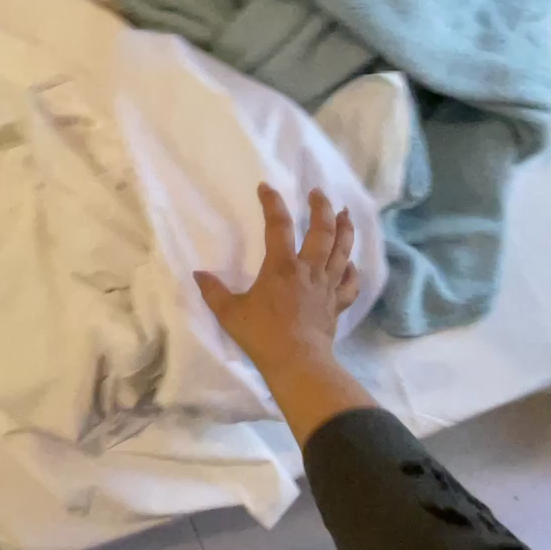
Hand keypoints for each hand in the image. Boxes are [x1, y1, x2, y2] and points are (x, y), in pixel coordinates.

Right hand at [194, 184, 375, 442]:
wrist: (297, 362)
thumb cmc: (261, 335)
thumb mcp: (229, 313)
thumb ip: (213, 292)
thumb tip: (198, 274)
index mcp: (281, 267)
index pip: (278, 226)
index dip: (272, 203)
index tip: (266, 187)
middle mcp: (308, 270)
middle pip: (322, 231)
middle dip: (320, 208)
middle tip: (318, 193)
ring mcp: (326, 287)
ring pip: (342, 251)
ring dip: (345, 230)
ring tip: (345, 214)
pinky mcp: (336, 305)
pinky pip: (349, 284)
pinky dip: (352, 271)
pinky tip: (351, 264)